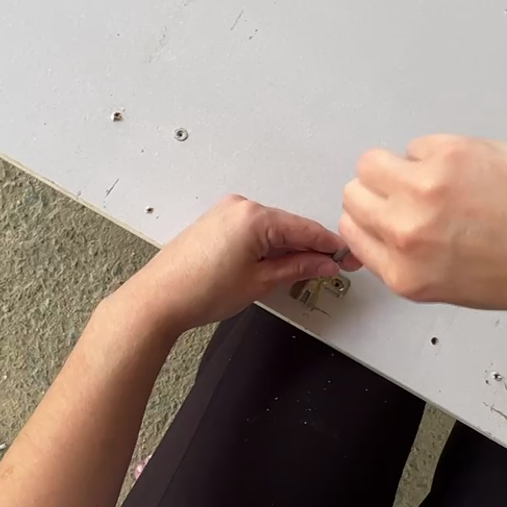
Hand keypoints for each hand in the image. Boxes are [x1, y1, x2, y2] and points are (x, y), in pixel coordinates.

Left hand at [111, 196, 354, 336]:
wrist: (158, 299)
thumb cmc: (198, 290)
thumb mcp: (260, 282)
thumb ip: (298, 268)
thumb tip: (322, 263)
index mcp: (254, 216)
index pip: (306, 229)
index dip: (332, 246)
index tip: (348, 258)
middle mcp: (240, 206)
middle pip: (290, 226)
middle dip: (313, 248)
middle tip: (335, 267)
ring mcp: (225, 213)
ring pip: (272, 229)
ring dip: (291, 248)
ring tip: (307, 271)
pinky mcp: (216, 223)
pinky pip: (254, 230)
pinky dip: (270, 245)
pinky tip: (279, 262)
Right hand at [340, 135, 506, 314]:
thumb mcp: (452, 285)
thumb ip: (409, 258)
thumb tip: (387, 228)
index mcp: (405, 274)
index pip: (351, 232)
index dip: (368, 218)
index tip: (381, 211)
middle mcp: (407, 234)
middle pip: (355, 193)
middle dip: (379, 191)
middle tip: (413, 191)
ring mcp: (425, 191)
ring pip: (373, 161)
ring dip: (400, 165)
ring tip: (440, 177)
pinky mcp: (450, 155)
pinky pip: (420, 143)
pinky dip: (438, 152)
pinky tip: (472, 170)